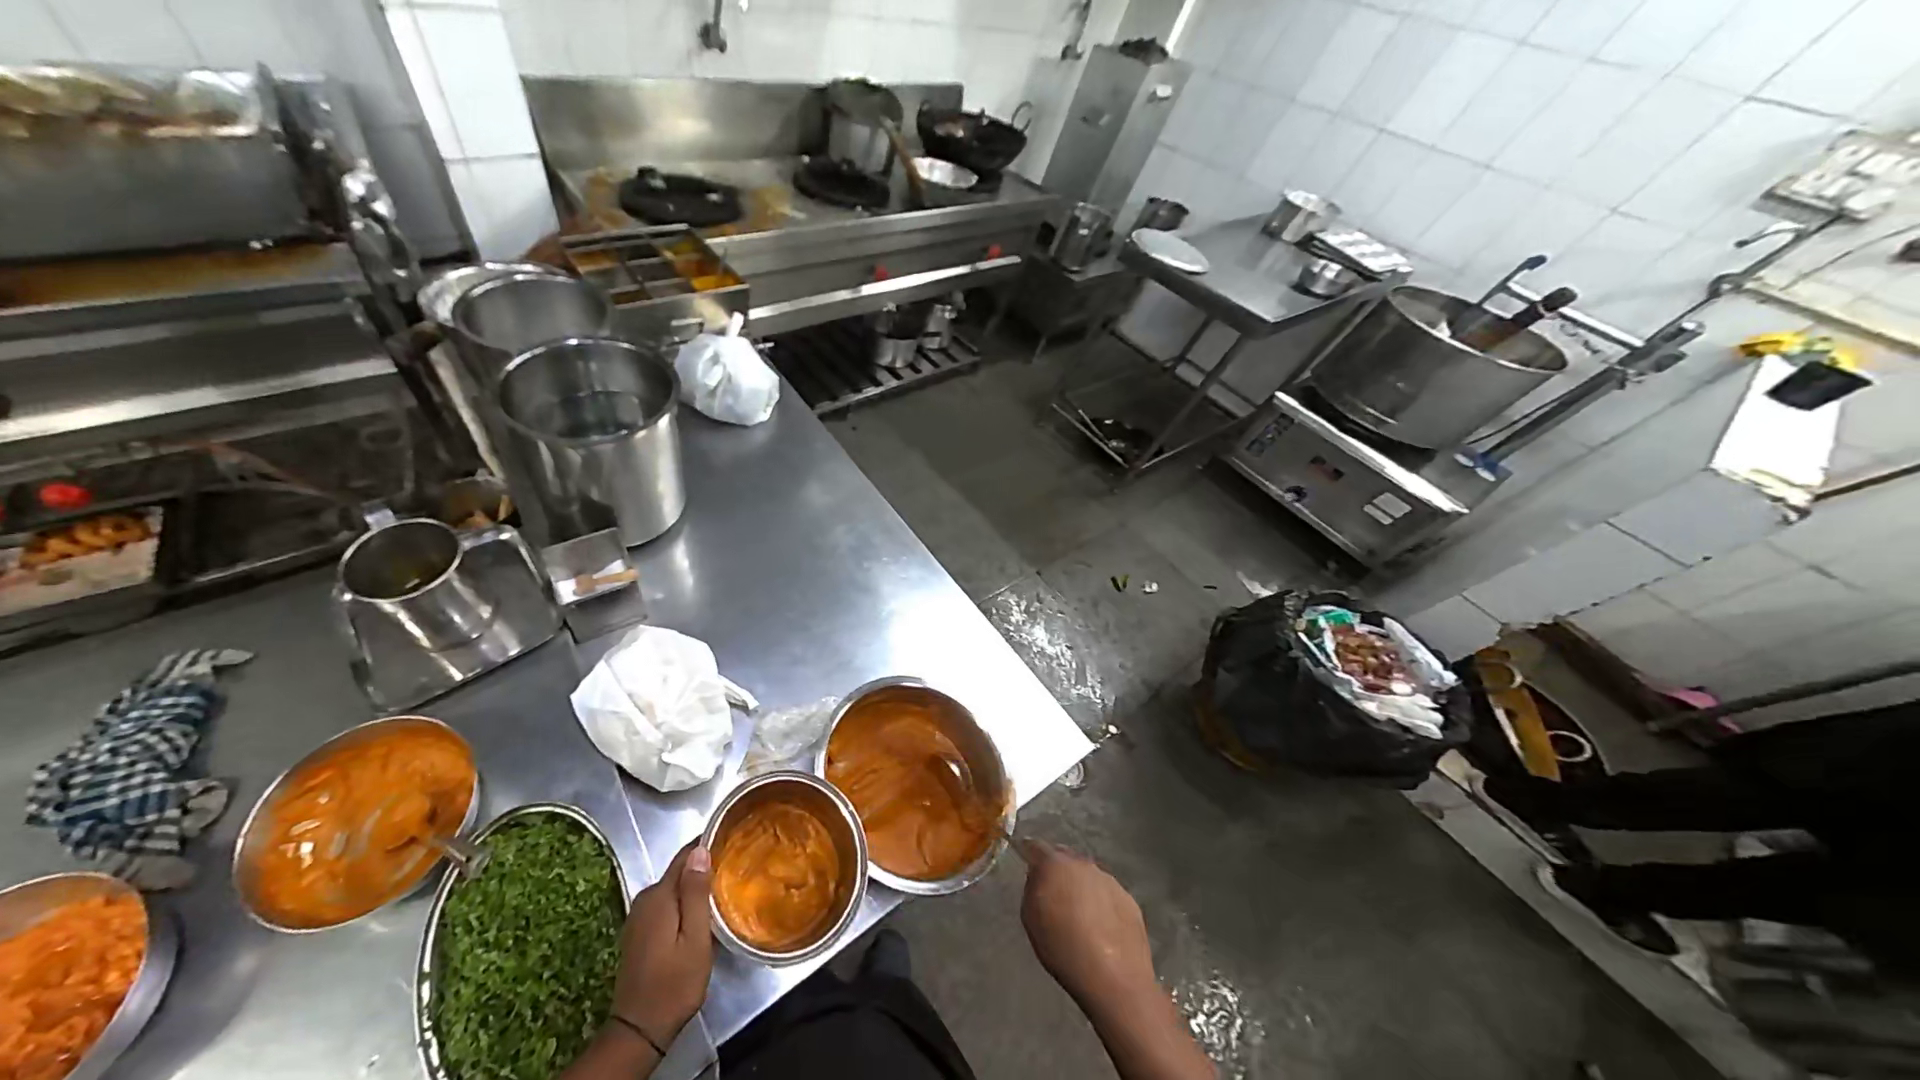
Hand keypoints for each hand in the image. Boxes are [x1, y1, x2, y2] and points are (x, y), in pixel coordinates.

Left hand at [611, 841, 713, 1048]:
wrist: (639, 1029)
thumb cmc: (674, 982)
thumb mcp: (695, 938)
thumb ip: (695, 893)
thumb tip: (699, 850)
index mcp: (658, 897)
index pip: (684, 856)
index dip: (707, 845)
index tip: (732, 840)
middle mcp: (644, 900)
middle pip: (679, 872)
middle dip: (704, 867)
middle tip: (735, 869)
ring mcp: (638, 917)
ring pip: (673, 889)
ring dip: (694, 887)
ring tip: (724, 889)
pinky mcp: (639, 933)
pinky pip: (666, 905)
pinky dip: (683, 903)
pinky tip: (701, 913)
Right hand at [1020, 839, 1215, 1079]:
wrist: (1115, 978)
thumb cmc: (1063, 949)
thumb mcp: (1031, 919)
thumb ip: (1032, 888)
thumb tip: (1038, 875)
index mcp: (1056, 865)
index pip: (1036, 846)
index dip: (1028, 852)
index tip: (1025, 861)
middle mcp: (1084, 864)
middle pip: (1065, 858)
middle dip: (1056, 870)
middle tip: (1052, 894)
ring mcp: (1109, 880)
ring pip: (1087, 875)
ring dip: (1080, 887)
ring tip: (1078, 915)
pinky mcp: (1128, 898)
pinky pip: (1106, 893)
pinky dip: (1100, 902)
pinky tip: (1099, 927)